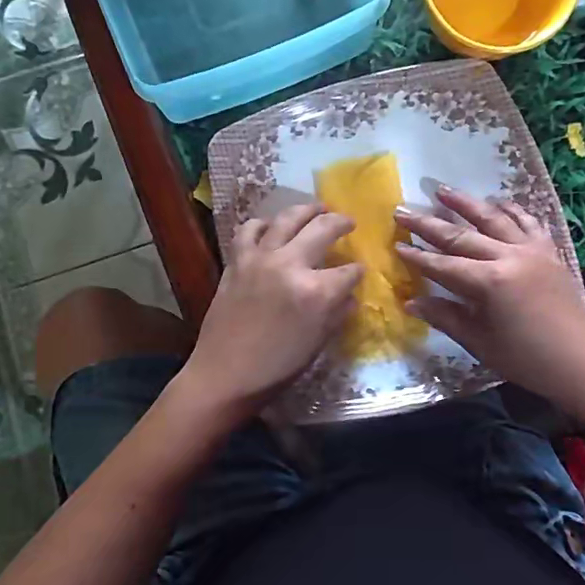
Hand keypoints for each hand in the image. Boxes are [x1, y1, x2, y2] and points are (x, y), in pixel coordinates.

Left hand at [179, 203, 363, 418]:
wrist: (225, 374)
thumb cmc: (277, 368)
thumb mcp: (318, 343)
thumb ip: (337, 313)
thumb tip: (348, 295)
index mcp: (316, 292)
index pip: (349, 272)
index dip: (358, 272)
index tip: (360, 272)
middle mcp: (290, 265)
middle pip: (323, 229)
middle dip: (341, 223)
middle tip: (348, 222)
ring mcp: (260, 258)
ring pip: (288, 218)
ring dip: (307, 210)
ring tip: (317, 209)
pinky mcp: (237, 261)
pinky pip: (250, 230)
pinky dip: (264, 224)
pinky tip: (272, 227)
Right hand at [397, 187, 584, 425]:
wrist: (580, 364)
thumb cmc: (524, 359)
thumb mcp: (479, 342)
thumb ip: (445, 316)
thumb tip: (411, 301)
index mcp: (489, 282)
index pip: (443, 265)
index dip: (418, 256)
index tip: (396, 244)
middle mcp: (509, 257)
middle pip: (462, 236)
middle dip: (430, 223)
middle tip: (403, 209)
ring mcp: (533, 250)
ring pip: (494, 219)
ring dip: (466, 203)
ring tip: (443, 189)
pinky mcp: (550, 252)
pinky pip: (528, 222)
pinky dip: (511, 210)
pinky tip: (497, 202)